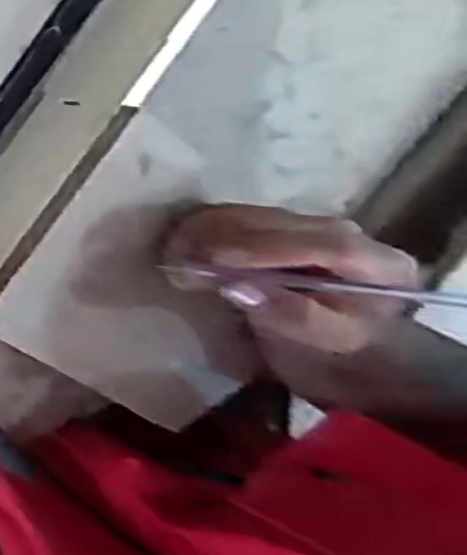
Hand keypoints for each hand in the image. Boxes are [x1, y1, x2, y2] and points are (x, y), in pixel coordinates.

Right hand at [163, 204, 418, 354]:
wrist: (336, 333)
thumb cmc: (336, 341)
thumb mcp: (324, 338)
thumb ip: (293, 315)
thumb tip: (235, 287)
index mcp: (381, 265)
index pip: (325, 246)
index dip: (264, 249)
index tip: (211, 261)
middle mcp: (347, 232)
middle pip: (275, 223)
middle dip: (219, 241)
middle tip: (177, 266)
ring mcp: (305, 219)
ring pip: (243, 214)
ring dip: (200, 234)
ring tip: (174, 260)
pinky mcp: (272, 215)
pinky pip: (226, 213)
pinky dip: (197, 228)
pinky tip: (180, 248)